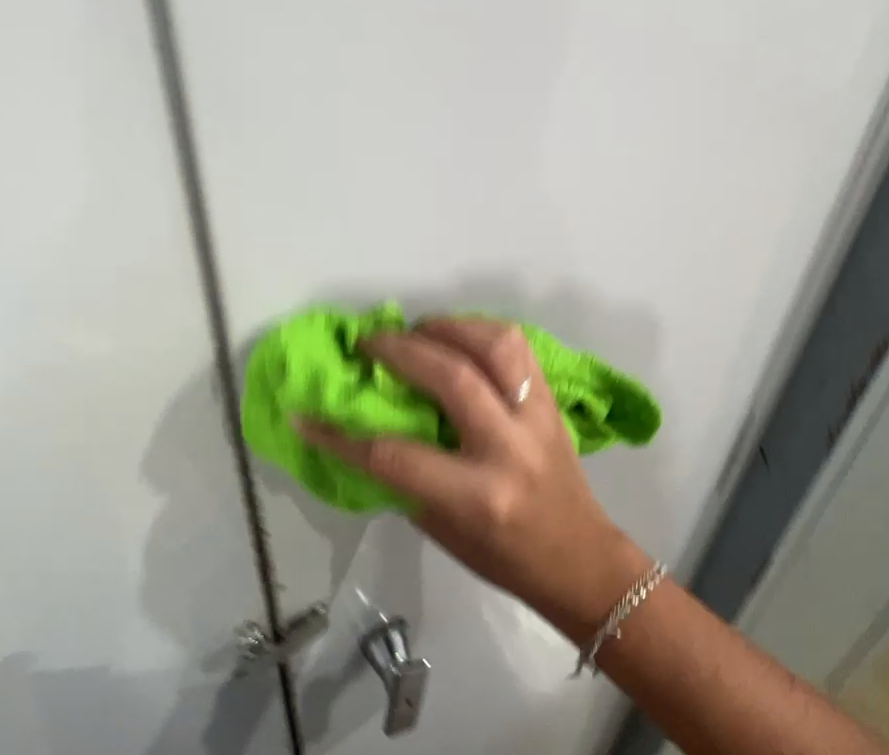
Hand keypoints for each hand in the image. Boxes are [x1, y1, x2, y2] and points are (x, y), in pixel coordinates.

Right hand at [297, 317, 653, 639]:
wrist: (582, 562)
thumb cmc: (504, 558)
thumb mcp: (442, 531)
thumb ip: (403, 479)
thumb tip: (361, 429)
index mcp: (478, 496)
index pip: (396, 456)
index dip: (342, 435)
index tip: (306, 415)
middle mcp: (509, 449)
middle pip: (450, 377)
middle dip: (398, 351)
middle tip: (367, 344)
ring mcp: (537, 419)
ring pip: (494, 346)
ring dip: (446, 326)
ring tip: (415, 331)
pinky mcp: (552, 400)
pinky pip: (517, 346)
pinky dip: (480, 330)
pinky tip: (455, 336)